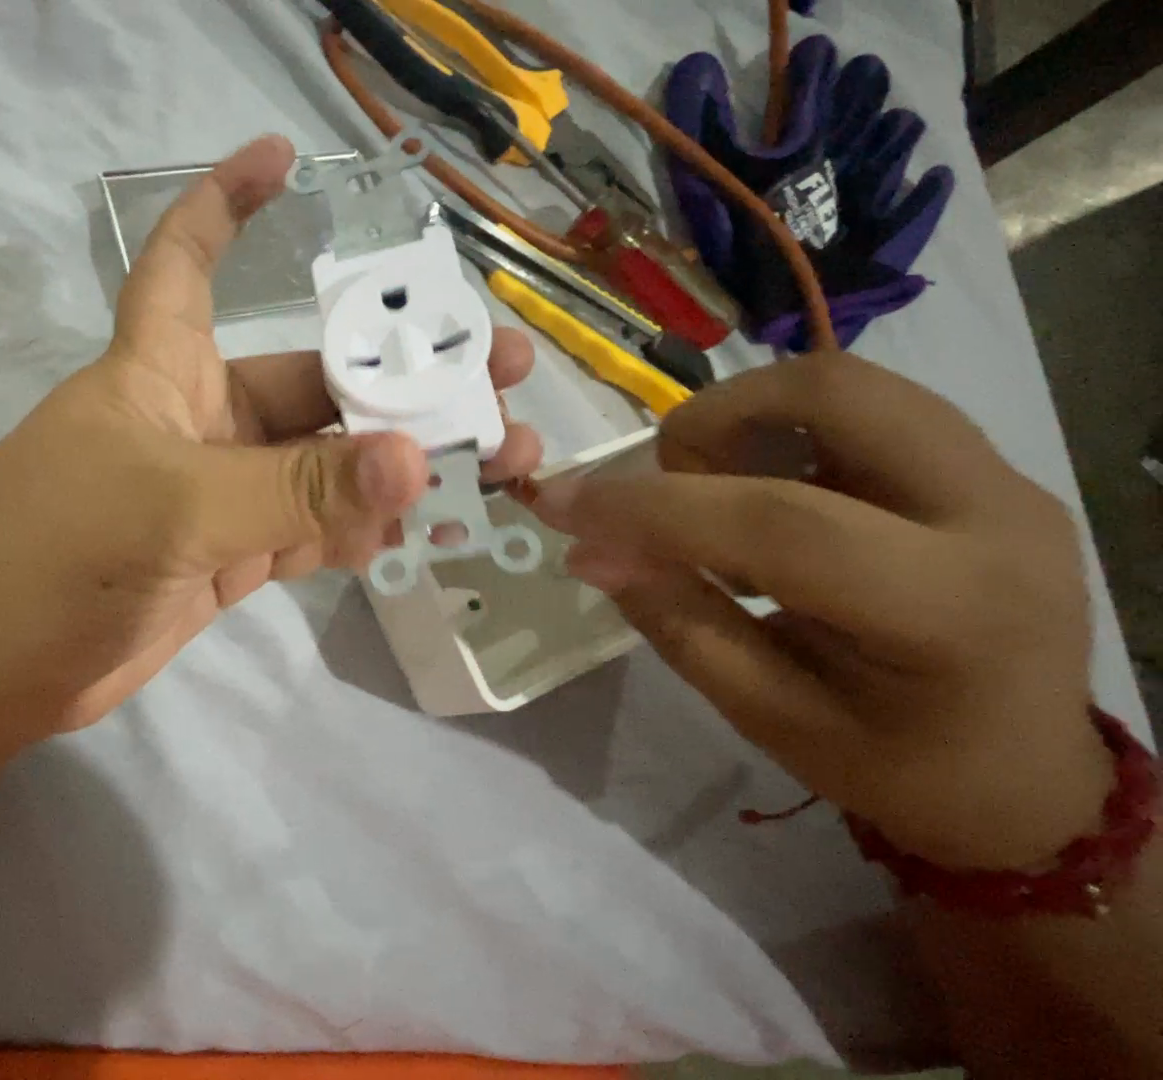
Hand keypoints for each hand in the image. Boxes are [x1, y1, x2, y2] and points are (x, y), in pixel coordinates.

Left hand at [0, 135, 540, 733]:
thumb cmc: (53, 554)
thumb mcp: (174, 506)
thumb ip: (296, 489)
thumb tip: (415, 459)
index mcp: (161, 368)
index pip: (188, 261)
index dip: (227, 203)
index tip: (284, 156)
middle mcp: (195, 420)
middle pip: (310, 380)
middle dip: (398, 375)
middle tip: (498, 376)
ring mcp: (214, 495)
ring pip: (321, 464)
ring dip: (397, 462)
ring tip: (496, 461)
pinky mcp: (223, 559)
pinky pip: (306, 529)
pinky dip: (355, 529)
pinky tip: (413, 528)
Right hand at [530, 352, 1111, 869]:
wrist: (1024, 774)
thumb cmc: (890, 764)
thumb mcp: (766, 715)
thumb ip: (679, 622)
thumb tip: (591, 550)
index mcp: (945, 609)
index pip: (777, 523)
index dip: (653, 507)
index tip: (562, 506)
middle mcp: (995, 515)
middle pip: (835, 394)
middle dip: (713, 419)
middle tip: (669, 484)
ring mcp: (1002, 479)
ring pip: (849, 384)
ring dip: (748, 416)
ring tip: (717, 492)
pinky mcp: (988, 468)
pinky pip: (865, 408)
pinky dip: (784, 429)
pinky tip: (768, 495)